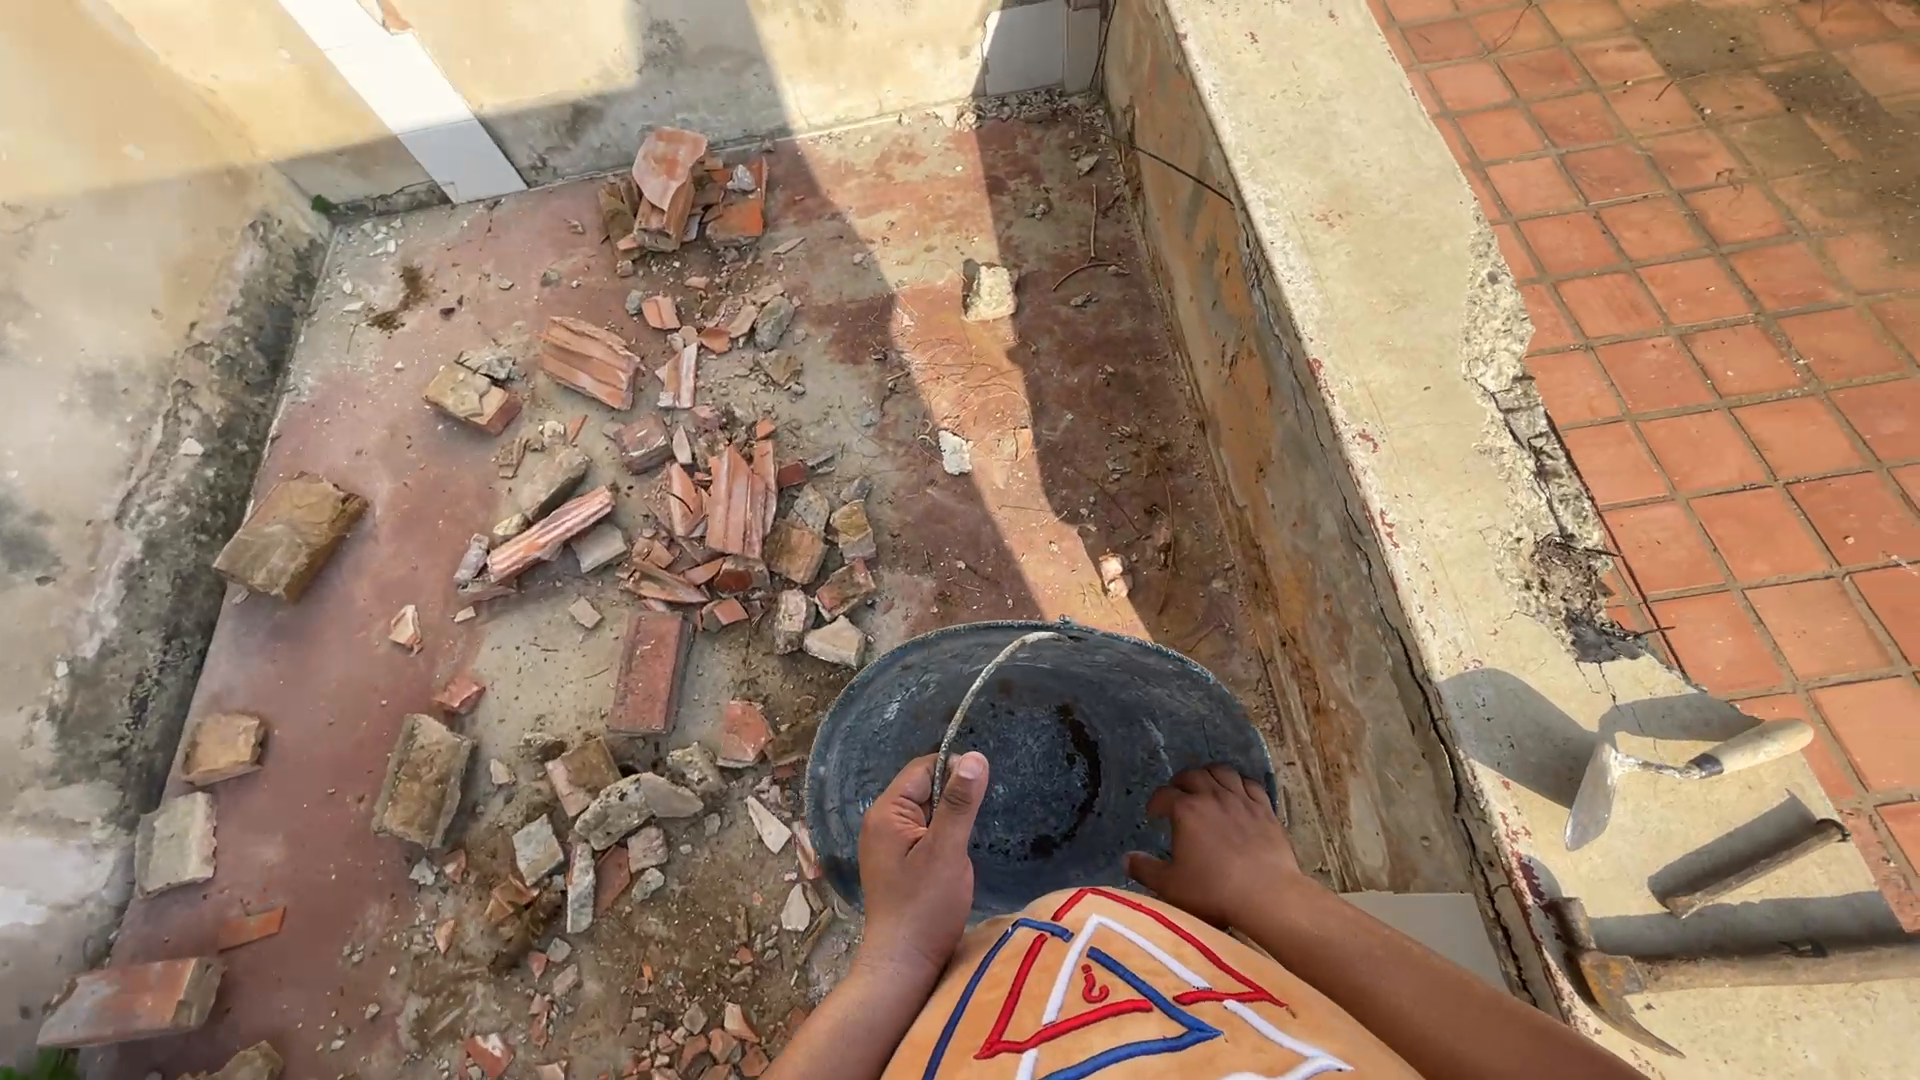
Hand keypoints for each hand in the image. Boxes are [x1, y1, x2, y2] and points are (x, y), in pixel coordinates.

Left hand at [855, 751, 989, 986]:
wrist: (903, 966)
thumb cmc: (925, 907)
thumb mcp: (947, 849)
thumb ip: (960, 802)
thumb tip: (975, 757)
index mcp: (886, 812)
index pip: (922, 769)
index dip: (952, 772)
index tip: (978, 793)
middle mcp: (881, 822)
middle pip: (923, 788)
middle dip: (952, 798)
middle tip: (972, 824)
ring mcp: (887, 844)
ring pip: (926, 811)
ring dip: (949, 819)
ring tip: (962, 843)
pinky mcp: (897, 862)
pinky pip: (923, 832)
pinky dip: (942, 837)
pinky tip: (953, 857)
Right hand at [1125, 765, 1309, 927]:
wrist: (1268, 896)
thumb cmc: (1214, 891)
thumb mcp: (1170, 885)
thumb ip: (1145, 869)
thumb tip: (1126, 859)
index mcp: (1186, 811)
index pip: (1164, 795)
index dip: (1155, 802)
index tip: (1153, 814)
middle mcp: (1212, 797)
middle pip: (1192, 775)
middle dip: (1180, 782)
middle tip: (1177, 794)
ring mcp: (1241, 801)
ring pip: (1222, 772)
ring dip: (1209, 774)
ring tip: (1205, 785)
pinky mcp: (1265, 810)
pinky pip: (1250, 784)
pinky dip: (1240, 783)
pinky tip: (1237, 792)